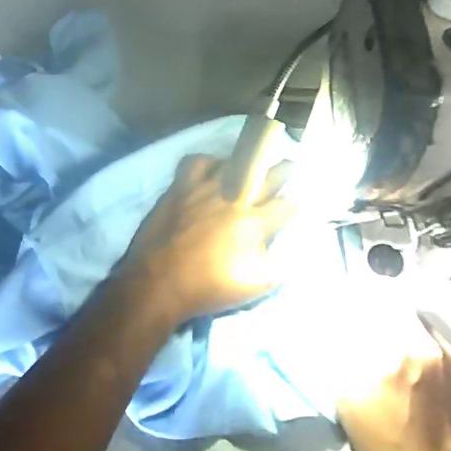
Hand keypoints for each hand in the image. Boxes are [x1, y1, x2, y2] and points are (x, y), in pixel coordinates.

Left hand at [112, 155, 293, 325]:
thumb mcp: (253, 287)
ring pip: (233, 162)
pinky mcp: (180, 187)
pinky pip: (196, 162)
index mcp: (253, 223)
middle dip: (282, 172)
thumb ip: (275, 268)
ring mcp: (204, 188)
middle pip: (265, 176)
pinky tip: (211, 169)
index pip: (285, 206)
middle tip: (288, 169)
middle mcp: (232, 198)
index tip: (293, 206)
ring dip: (247, 164)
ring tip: (249, 170)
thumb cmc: (206, 288)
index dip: (292, 205)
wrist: (158, 282)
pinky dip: (208, 162)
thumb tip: (285, 253)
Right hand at [337, 315, 450, 450]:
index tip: (345, 302)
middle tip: (366, 320)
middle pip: (400, 312)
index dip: (358, 301)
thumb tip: (340, 326)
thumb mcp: (346, 394)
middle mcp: (432, 347)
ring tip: (390, 341)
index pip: (375, 305)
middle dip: (381, 313)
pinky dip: (424, 346)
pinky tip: (413, 360)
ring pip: (421, 325)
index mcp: (399, 351)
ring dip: (404, 328)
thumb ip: (346, 353)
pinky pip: (439, 344)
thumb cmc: (381, 440)